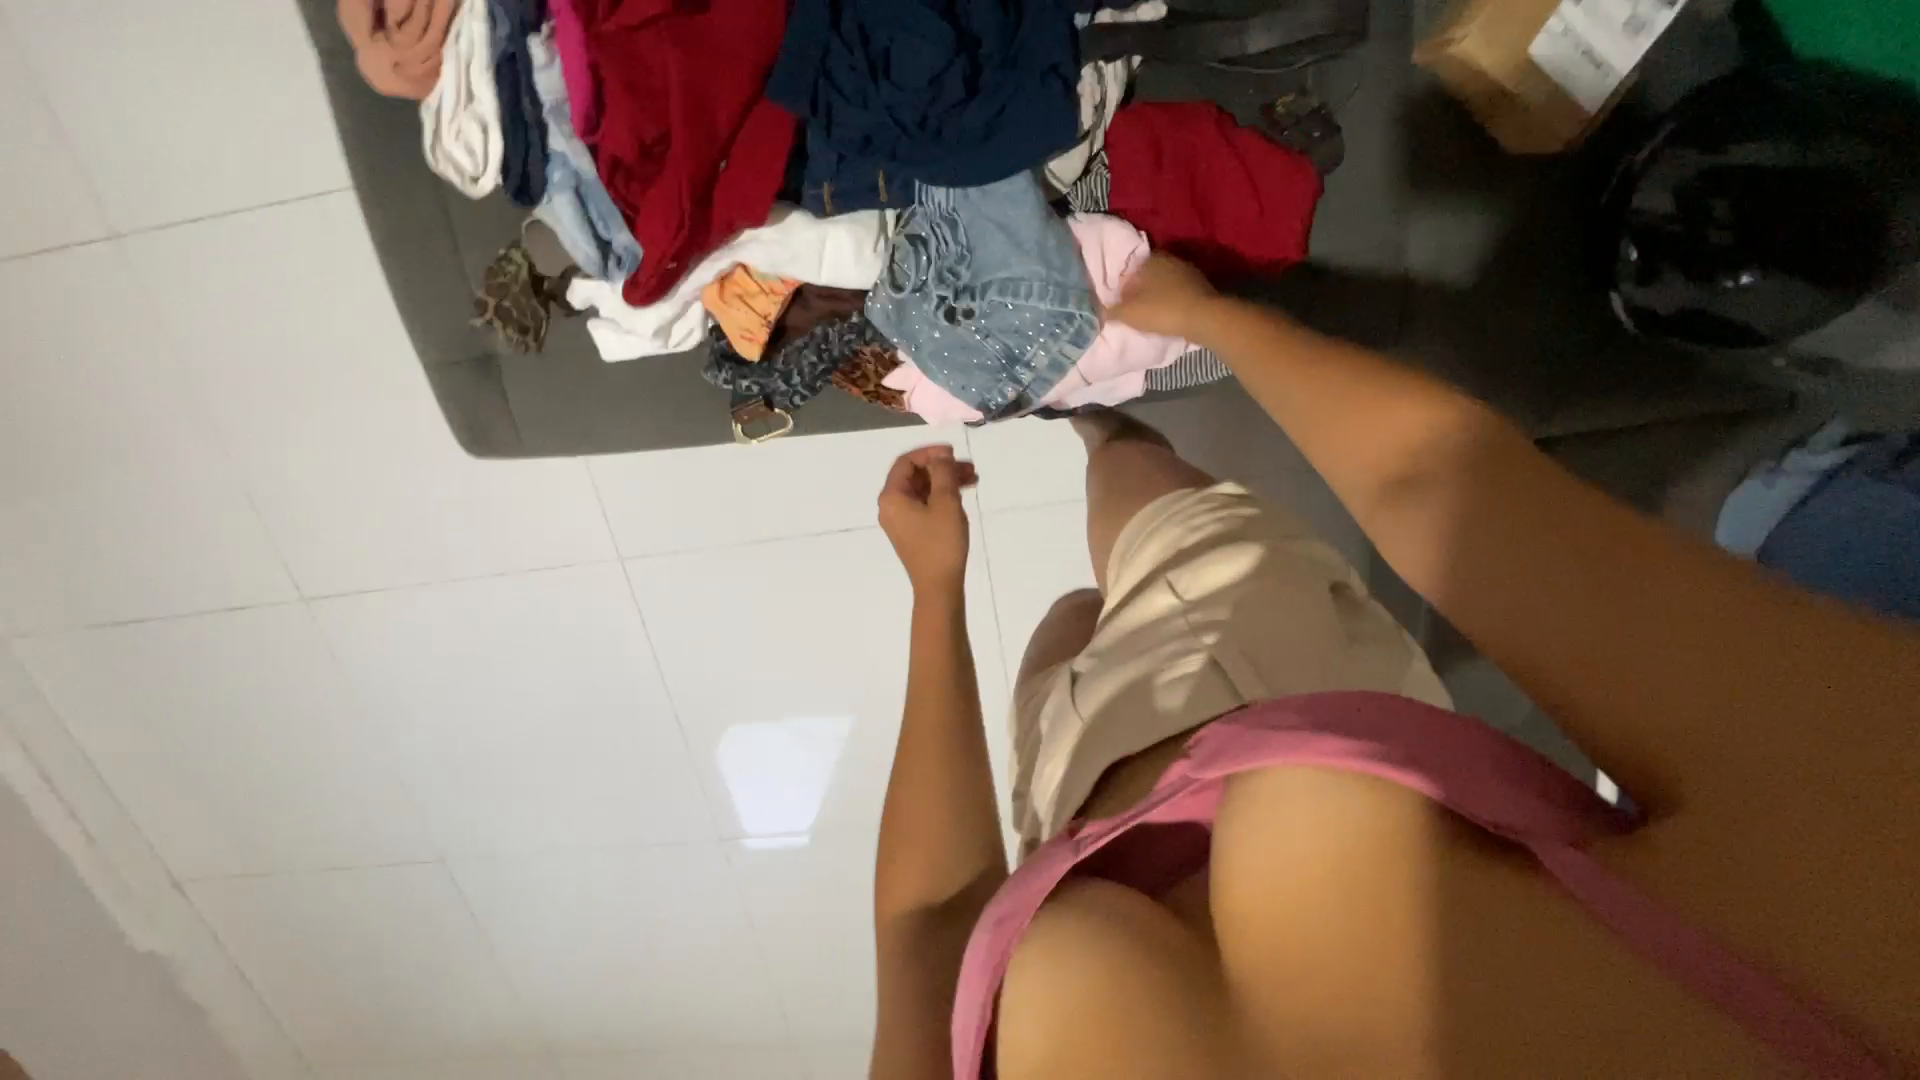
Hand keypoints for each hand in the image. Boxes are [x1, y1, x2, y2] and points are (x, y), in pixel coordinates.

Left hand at [878, 445, 976, 595]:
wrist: (938, 586)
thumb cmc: (941, 542)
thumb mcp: (946, 502)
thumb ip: (943, 472)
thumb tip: (940, 455)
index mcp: (892, 497)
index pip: (906, 462)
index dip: (930, 453)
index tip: (953, 454)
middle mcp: (891, 507)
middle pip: (915, 475)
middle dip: (942, 468)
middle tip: (969, 467)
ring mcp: (901, 521)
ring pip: (923, 490)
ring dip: (946, 481)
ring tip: (973, 480)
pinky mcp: (912, 532)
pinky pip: (925, 505)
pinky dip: (942, 497)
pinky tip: (963, 496)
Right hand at [1104, 253, 1219, 338]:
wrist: (1204, 318)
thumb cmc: (1161, 311)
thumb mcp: (1128, 314)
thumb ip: (1110, 311)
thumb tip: (1099, 310)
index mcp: (1149, 260)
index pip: (1127, 272)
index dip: (1121, 291)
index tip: (1120, 306)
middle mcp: (1168, 258)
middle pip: (1146, 277)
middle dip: (1139, 291)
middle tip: (1135, 311)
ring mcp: (1187, 270)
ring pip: (1163, 283)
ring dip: (1157, 295)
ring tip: (1152, 314)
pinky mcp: (1200, 283)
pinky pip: (1178, 291)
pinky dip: (1172, 300)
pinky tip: (1170, 314)